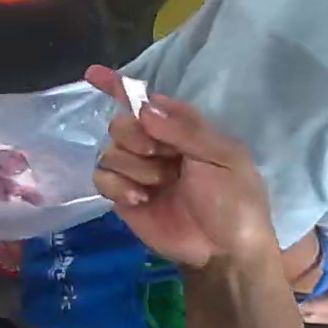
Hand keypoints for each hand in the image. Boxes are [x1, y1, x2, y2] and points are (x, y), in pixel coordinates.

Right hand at [85, 66, 279, 269]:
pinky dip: (118, 186)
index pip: (147, 100)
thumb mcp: (224, 159)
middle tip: (160, 156)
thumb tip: (145, 110)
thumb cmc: (234, 201)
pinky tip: (141, 199)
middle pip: (121, 124)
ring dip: (134, 167)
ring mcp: (138, 171)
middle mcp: (155, 145)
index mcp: (181, 129)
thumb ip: (185, 131)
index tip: (92, 75)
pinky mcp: (123, 197)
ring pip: (109, 150)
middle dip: (136, 137)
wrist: (223, 252)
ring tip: (159, 186)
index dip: (119, 86)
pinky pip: (102, 178)